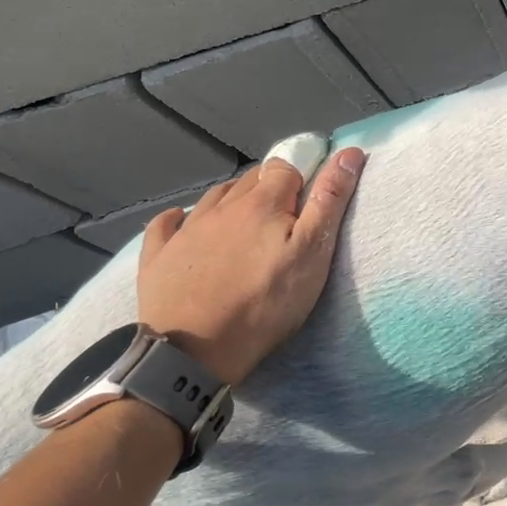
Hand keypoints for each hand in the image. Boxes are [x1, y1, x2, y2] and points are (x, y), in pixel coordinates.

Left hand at [136, 147, 366, 384]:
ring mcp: (186, 231)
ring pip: (213, 197)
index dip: (300, 176)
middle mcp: (221, 207)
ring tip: (245, 219)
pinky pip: (166, 224)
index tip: (310, 197)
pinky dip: (178, 218)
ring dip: (232, 198)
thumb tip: (348, 152)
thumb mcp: (312, 252)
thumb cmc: (266, 302)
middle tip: (285, 213)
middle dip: (269, 186)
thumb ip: (329, 200)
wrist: (194, 353)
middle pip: (249, 180)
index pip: (284, 167)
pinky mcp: (157, 257)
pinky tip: (183, 223)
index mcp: (262, 203)